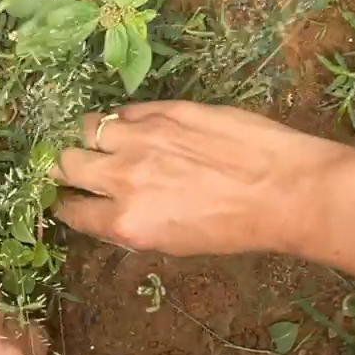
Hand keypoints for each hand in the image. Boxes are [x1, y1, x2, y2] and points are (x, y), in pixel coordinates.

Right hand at [50, 102, 354, 283]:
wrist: (289, 190)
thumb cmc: (233, 228)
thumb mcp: (171, 244)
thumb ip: (127, 224)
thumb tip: (104, 208)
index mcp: (125, 220)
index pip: (69, 208)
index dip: (64, 203)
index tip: (69, 198)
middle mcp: (124, 177)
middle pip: (65, 162)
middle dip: (66, 167)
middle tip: (80, 168)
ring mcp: (144, 138)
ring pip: (87, 128)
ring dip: (89, 138)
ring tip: (105, 142)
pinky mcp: (167, 110)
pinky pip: (124, 111)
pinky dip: (123, 121)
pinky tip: (138, 129)